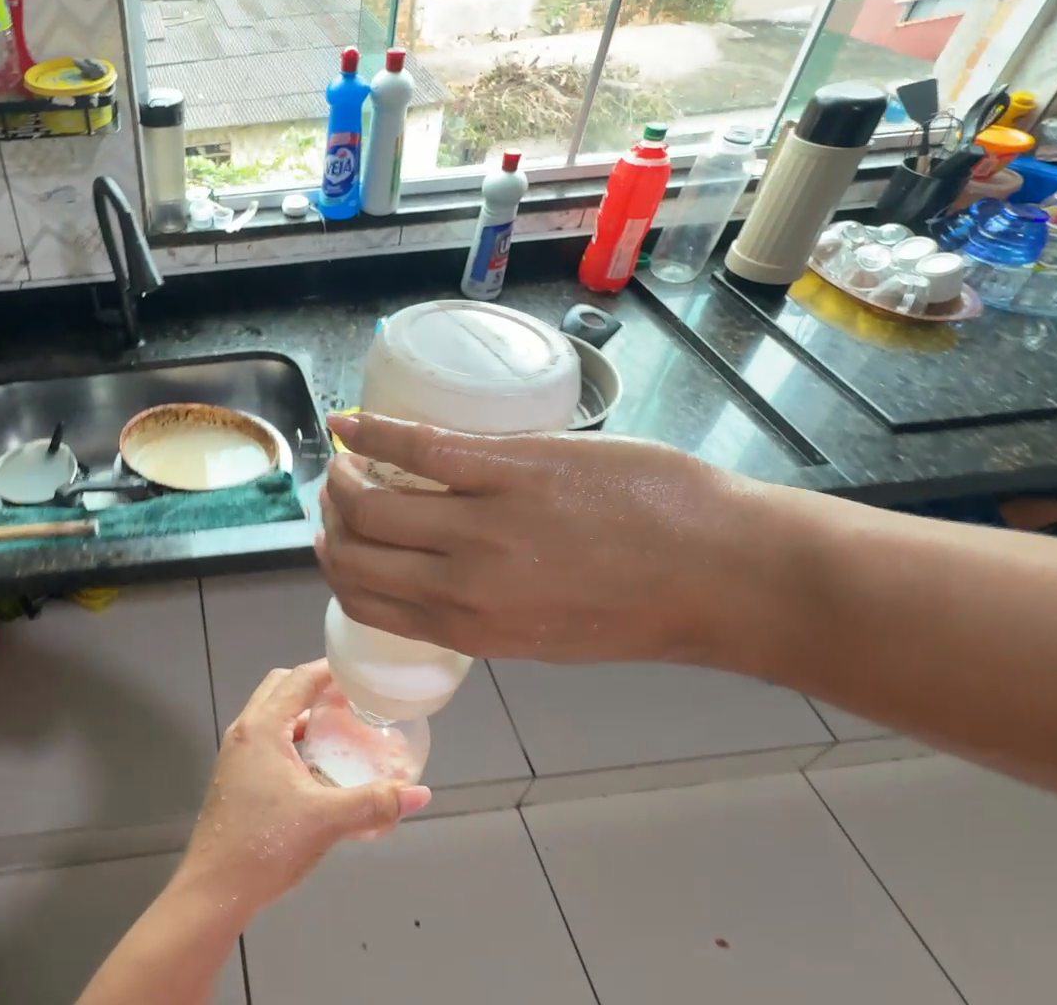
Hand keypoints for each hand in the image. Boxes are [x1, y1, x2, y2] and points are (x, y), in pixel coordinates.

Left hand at [176, 661, 431, 916]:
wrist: (215, 888)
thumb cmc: (266, 845)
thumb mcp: (327, 821)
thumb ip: (375, 803)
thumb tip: (420, 793)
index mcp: (261, 728)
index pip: (299, 679)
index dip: (331, 669)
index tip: (362, 670)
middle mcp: (245, 731)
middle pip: (282, 688)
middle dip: (316, 685)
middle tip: (353, 697)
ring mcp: (238, 754)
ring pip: (273, 714)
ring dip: (304, 712)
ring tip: (342, 726)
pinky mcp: (237, 776)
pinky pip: (269, 739)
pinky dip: (294, 737)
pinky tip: (320, 765)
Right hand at [315, 412, 766, 666]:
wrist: (724, 575)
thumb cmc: (639, 608)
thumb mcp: (540, 636)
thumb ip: (478, 612)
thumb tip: (432, 577)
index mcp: (465, 627)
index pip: (362, 598)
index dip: (336, 566)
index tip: (335, 539)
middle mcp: (458, 584)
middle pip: (355, 549)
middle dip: (333, 518)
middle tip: (340, 490)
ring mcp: (482, 524)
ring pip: (372, 500)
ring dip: (343, 476)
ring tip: (347, 457)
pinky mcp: (510, 468)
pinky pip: (417, 446)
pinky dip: (373, 430)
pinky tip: (350, 420)